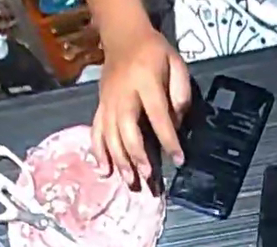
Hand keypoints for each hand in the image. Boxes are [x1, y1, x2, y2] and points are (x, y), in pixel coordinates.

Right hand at [91, 21, 191, 187]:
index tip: (179, 160)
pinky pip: (96, 132)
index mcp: (145, 80)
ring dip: (119, 160)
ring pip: (110, 135)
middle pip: (127, 129)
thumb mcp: (175, 63)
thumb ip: (180, 92)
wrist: (122, 35)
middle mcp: (123, 94)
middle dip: (137, 155)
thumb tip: (176, 124)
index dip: (169, 140)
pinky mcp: (100, 108)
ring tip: (130, 181)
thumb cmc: (153, 53)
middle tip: (147, 176)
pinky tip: (104, 171)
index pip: (158, 115)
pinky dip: (99, 153)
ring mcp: (108, 102)